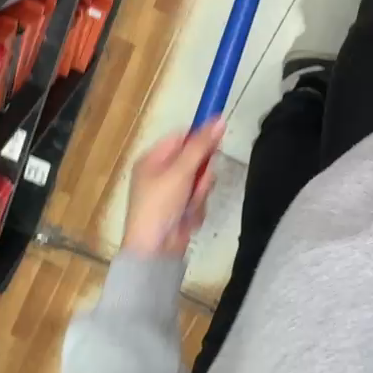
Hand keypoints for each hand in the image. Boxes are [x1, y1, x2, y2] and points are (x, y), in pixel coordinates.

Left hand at [121, 118, 226, 256]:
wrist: (154, 252)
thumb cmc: (160, 205)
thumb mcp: (181, 172)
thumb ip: (201, 146)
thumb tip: (220, 120)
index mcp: (152, 159)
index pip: (181, 138)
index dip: (200, 139)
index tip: (217, 142)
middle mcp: (160, 173)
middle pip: (194, 159)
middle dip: (201, 173)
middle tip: (198, 182)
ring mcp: (170, 192)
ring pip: (200, 180)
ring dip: (200, 192)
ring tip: (190, 204)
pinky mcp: (179, 209)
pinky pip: (198, 197)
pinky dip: (197, 206)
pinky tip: (188, 217)